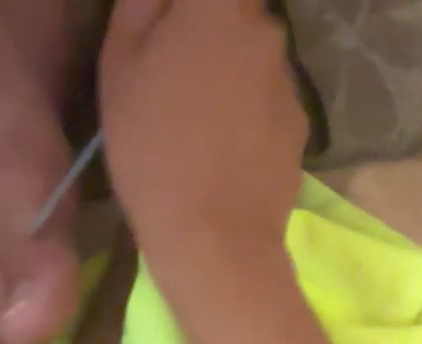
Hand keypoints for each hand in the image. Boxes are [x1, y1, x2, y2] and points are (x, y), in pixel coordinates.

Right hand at [98, 0, 307, 271]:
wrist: (216, 242)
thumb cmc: (154, 152)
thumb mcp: (121, 66)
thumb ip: (142, 6)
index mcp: (219, 6)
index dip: (183, 8)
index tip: (164, 32)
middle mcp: (266, 32)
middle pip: (234, 13)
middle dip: (207, 32)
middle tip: (173, 79)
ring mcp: (289, 84)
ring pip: (254, 60)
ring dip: (230, 75)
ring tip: (200, 125)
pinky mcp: (300, 130)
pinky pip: (268, 104)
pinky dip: (250, 115)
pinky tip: (226, 153)